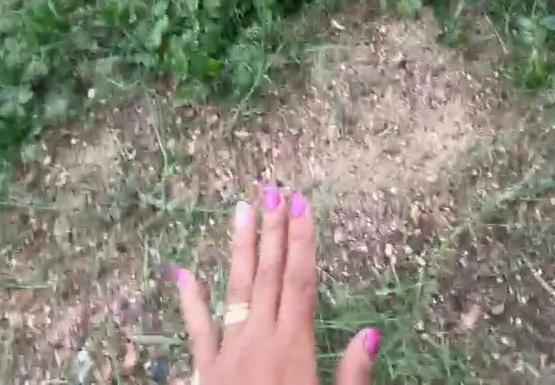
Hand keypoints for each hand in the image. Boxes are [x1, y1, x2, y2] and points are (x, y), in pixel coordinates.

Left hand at [170, 186, 378, 384]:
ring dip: (240, 247)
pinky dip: (191, 301)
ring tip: (241, 208)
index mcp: (294, 349)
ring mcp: (228, 353)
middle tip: (273, 188)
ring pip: (236, 288)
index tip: (302, 204)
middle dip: (274, 230)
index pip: (300, 282)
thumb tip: (370, 332)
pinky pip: (197, 330)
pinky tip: (184, 272)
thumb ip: (351, 378)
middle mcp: (260, 340)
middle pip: (269, 274)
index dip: (303, 242)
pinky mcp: (204, 372)